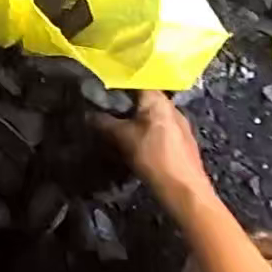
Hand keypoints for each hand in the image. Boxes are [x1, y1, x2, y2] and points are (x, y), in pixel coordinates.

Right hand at [93, 90, 212, 212]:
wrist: (185, 192)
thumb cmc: (152, 156)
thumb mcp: (120, 136)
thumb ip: (102, 121)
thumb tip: (87, 113)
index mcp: (158, 101)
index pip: (136, 80)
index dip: (117, 80)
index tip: (100, 84)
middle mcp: (172, 108)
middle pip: (145, 97)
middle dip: (126, 100)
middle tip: (105, 104)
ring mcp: (181, 126)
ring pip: (153, 113)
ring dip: (137, 116)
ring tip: (118, 122)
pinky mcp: (184, 142)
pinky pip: (161, 126)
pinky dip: (147, 128)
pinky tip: (136, 139)